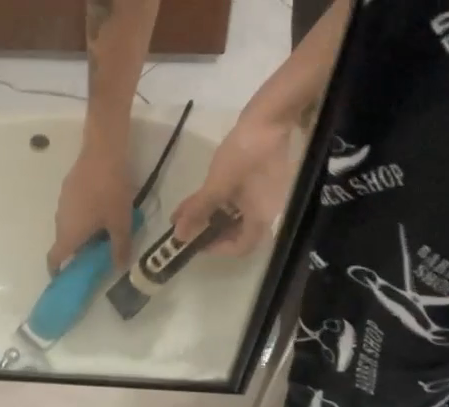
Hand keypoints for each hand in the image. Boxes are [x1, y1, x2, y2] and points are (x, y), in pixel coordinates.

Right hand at [50, 145, 134, 273]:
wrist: (102, 152)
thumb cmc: (109, 192)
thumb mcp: (120, 222)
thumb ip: (119, 247)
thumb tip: (118, 266)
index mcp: (69, 236)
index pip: (54, 259)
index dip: (56, 271)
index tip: (62, 276)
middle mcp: (60, 222)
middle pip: (63, 243)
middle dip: (76, 250)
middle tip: (95, 250)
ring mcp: (61, 204)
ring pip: (67, 225)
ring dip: (79, 231)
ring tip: (100, 227)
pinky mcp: (66, 189)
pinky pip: (71, 210)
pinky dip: (80, 215)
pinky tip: (98, 205)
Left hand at [169, 115, 293, 257]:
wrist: (270, 116)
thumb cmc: (244, 155)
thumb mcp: (215, 187)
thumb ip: (197, 213)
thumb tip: (178, 237)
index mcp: (260, 218)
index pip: (241, 248)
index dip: (217, 248)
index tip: (196, 240)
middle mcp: (266, 210)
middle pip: (237, 232)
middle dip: (209, 231)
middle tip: (188, 227)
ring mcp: (264, 194)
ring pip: (234, 214)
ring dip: (210, 215)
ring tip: (185, 213)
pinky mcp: (261, 178)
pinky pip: (238, 198)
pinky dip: (219, 200)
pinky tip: (198, 196)